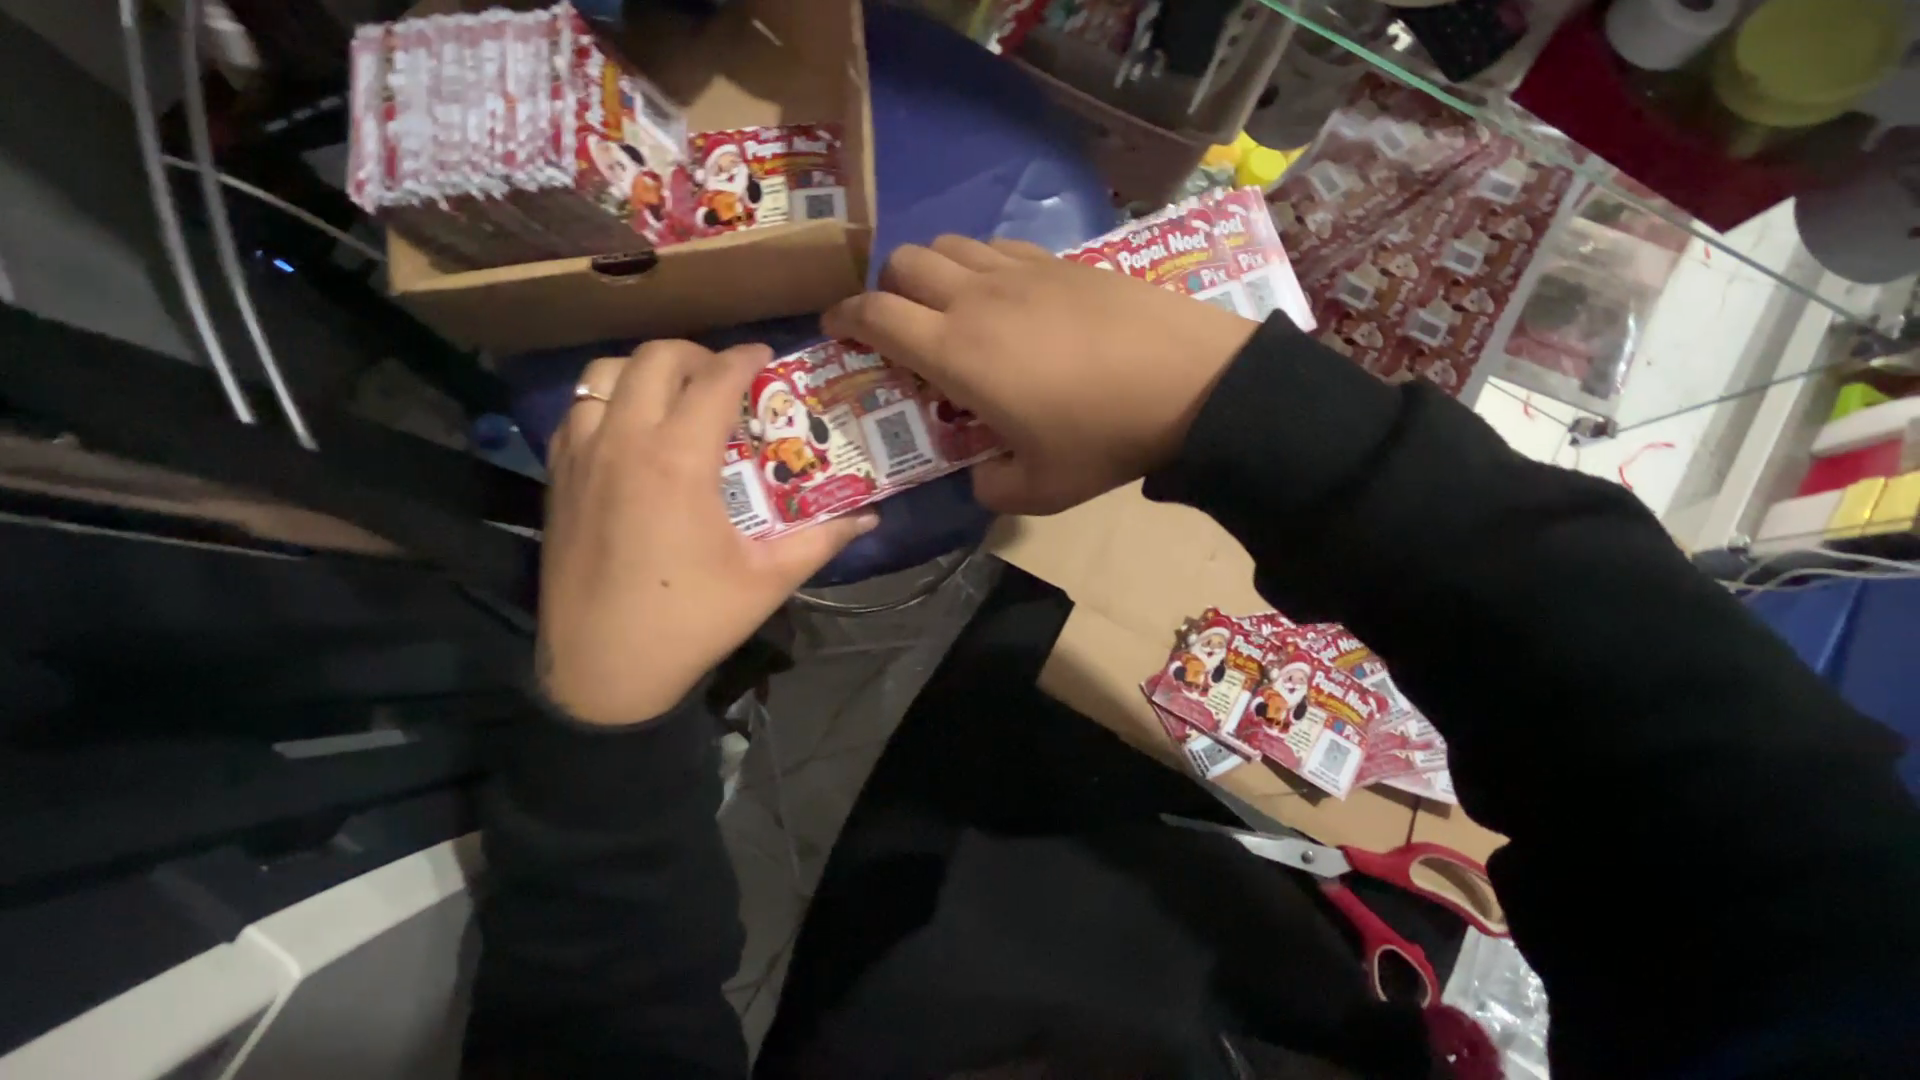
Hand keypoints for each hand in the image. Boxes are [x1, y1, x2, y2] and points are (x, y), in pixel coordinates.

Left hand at [539, 341, 876, 724]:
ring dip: (644, 373)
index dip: (746, 358)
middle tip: (724, 379)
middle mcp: (624, 440)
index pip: (715, 378)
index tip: (766, 357)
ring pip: (604, 376)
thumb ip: (822, 539)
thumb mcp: (768, 580)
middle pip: (655, 358)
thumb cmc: (691, 621)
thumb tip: (869, 517)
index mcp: (679, 458)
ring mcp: (581, 456)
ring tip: (673, 398)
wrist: (602, 669)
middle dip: (696, 355)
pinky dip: (607, 403)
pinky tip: (630, 435)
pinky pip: (577, 413)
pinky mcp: (557, 478)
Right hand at [821, 235, 1258, 515]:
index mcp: (955, 352)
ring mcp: (1020, 271)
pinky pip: (996, 245)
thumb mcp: (1040, 489)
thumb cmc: (1104, 438)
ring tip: (948, 306)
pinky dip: (978, 262)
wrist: (1190, 383)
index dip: (843, 318)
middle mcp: (975, 299)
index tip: (834, 330)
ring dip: (930, 270)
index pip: (875, 315)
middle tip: (897, 326)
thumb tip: (980, 475)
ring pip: (949, 244)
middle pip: (903, 264)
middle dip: (884, 290)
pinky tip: (1003, 294)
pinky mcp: (1060, 260)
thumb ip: (991, 487)